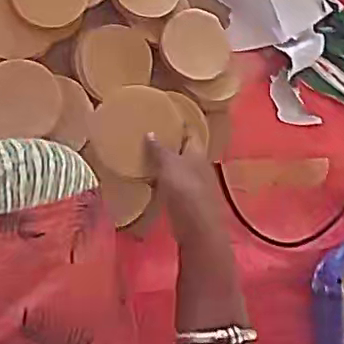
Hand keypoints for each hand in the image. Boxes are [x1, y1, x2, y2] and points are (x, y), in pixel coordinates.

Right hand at [146, 133, 226, 254]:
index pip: (189, 131)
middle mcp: (199, 164)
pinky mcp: (187, 198)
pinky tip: (150, 178)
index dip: (178, 123)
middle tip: (148, 135)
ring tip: (144, 155)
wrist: (196, 227)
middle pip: (184, 149)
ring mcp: (194, 182)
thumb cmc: (183, 189)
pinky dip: (163, 178)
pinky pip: (174, 182)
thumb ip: (158, 149)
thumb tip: (151, 133)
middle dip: (169, 143)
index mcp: (197, 151)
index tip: (162, 116)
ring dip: (165, 162)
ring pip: (178, 166)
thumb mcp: (168, 165)